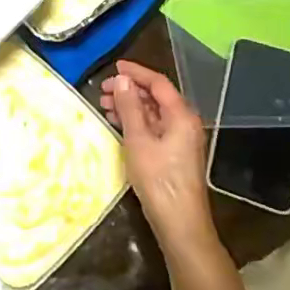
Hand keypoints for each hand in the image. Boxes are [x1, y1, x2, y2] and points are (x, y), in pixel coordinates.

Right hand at [101, 60, 217, 253]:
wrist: (180, 222)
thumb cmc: (158, 179)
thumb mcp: (138, 140)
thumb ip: (130, 108)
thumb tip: (122, 80)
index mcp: (181, 115)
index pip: (158, 83)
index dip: (136, 72)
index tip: (114, 68)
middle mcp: (186, 122)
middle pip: (157, 97)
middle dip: (130, 90)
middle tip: (103, 91)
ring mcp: (182, 139)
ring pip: (155, 113)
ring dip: (132, 106)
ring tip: (106, 106)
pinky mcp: (176, 154)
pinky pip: (156, 127)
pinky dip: (138, 122)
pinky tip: (120, 126)